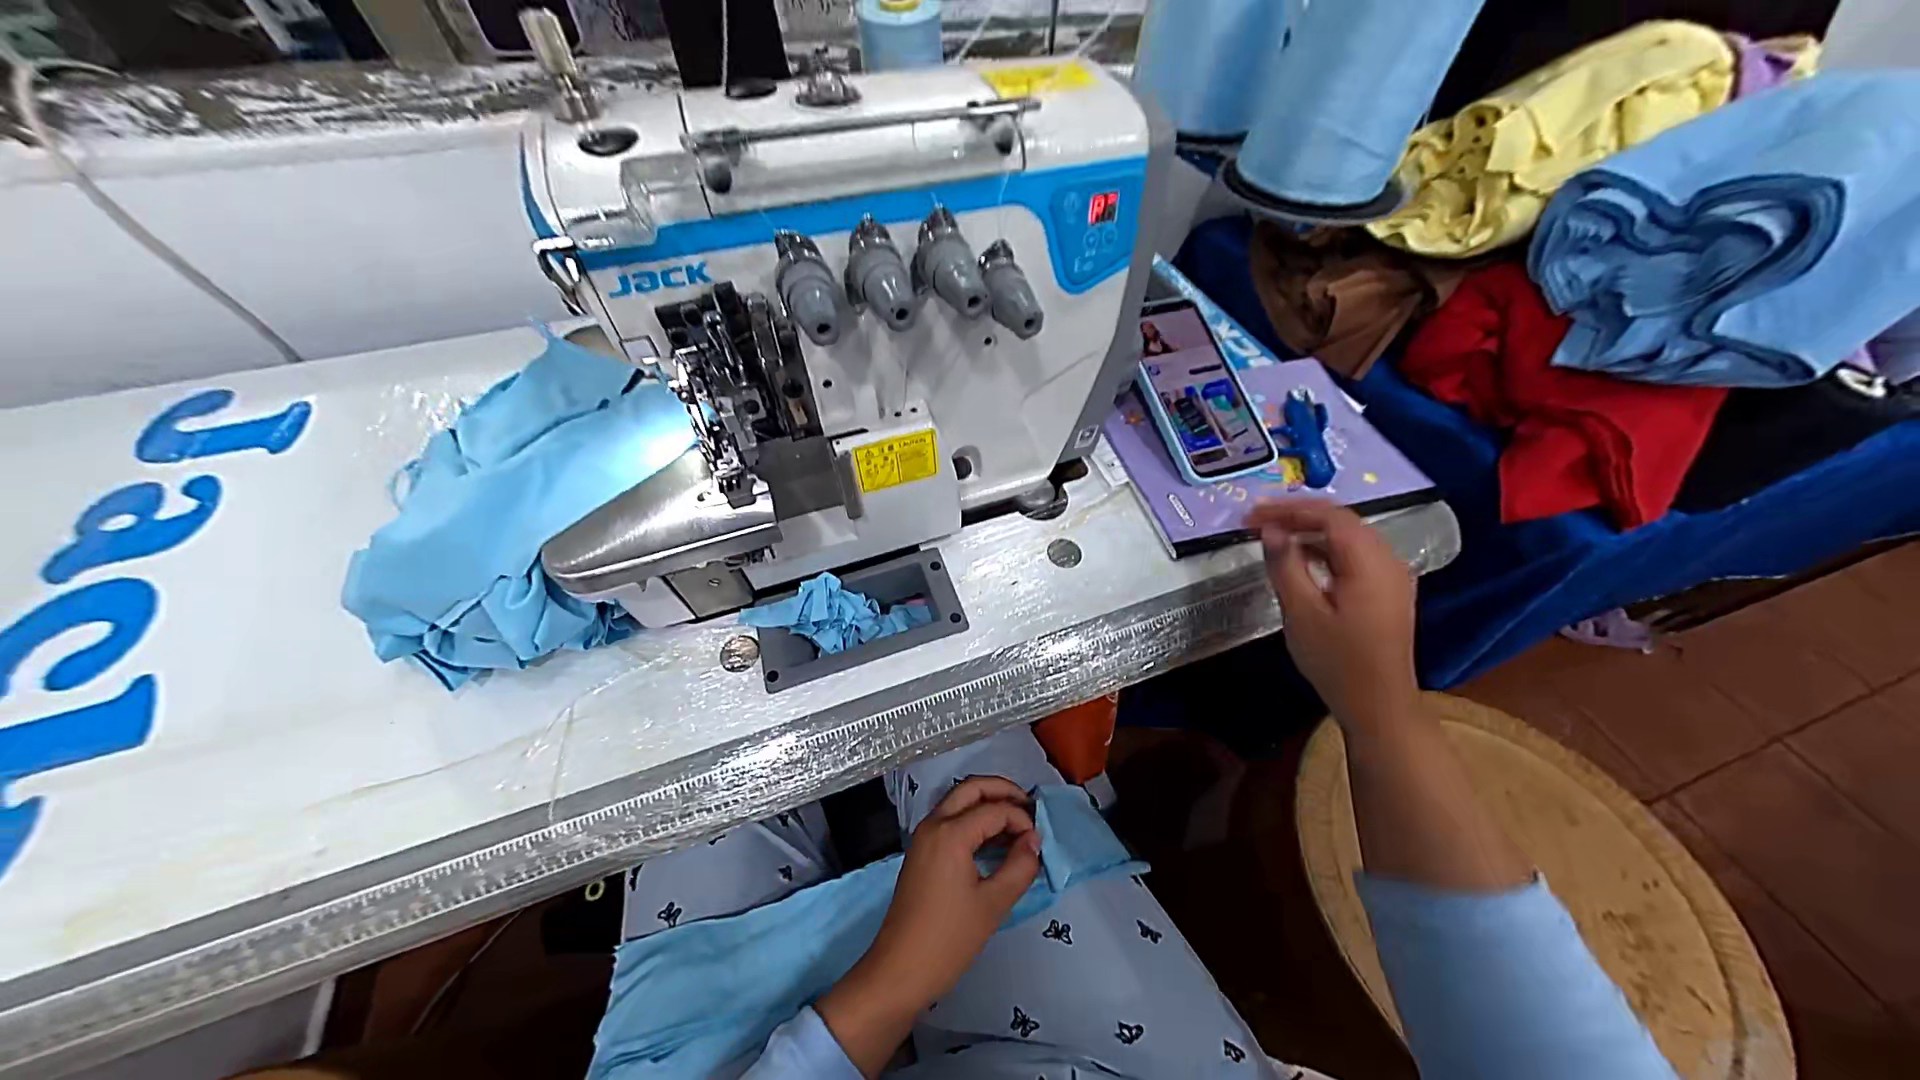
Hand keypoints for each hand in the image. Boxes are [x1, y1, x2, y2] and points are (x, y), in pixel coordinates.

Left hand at [816, 777, 1040, 1074]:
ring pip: (959, 801)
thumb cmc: (948, 939)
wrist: (899, 970)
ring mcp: (924, 836)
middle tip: (1029, 807)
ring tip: (1017, 825)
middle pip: (971, 788)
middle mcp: (934, 824)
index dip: (1021, 819)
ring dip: (987, 803)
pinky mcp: (921, 851)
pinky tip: (994, 842)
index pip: (995, 809)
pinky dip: (974, 819)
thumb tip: (1033, 841)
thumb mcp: (993, 904)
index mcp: (950, 833)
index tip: (1038, 841)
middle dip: (1002, 791)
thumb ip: (1019, 867)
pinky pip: (950, 819)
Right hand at [1246, 498, 1419, 734]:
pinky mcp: (1386, 591)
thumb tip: (1270, 530)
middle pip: (1342, 522)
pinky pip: (1354, 555)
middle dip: (1297, 516)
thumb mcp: (1301, 612)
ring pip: (1348, 537)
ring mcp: (1392, 576)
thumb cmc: (1337, 660)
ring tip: (1272, 536)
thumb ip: (1285, 564)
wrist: (1378, 705)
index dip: (1288, 510)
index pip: (1330, 516)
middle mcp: (1388, 561)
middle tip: (1256, 521)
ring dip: (1309, 531)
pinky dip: (1324, 549)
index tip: (1251, 515)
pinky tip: (1300, 559)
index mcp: (1370, 562)